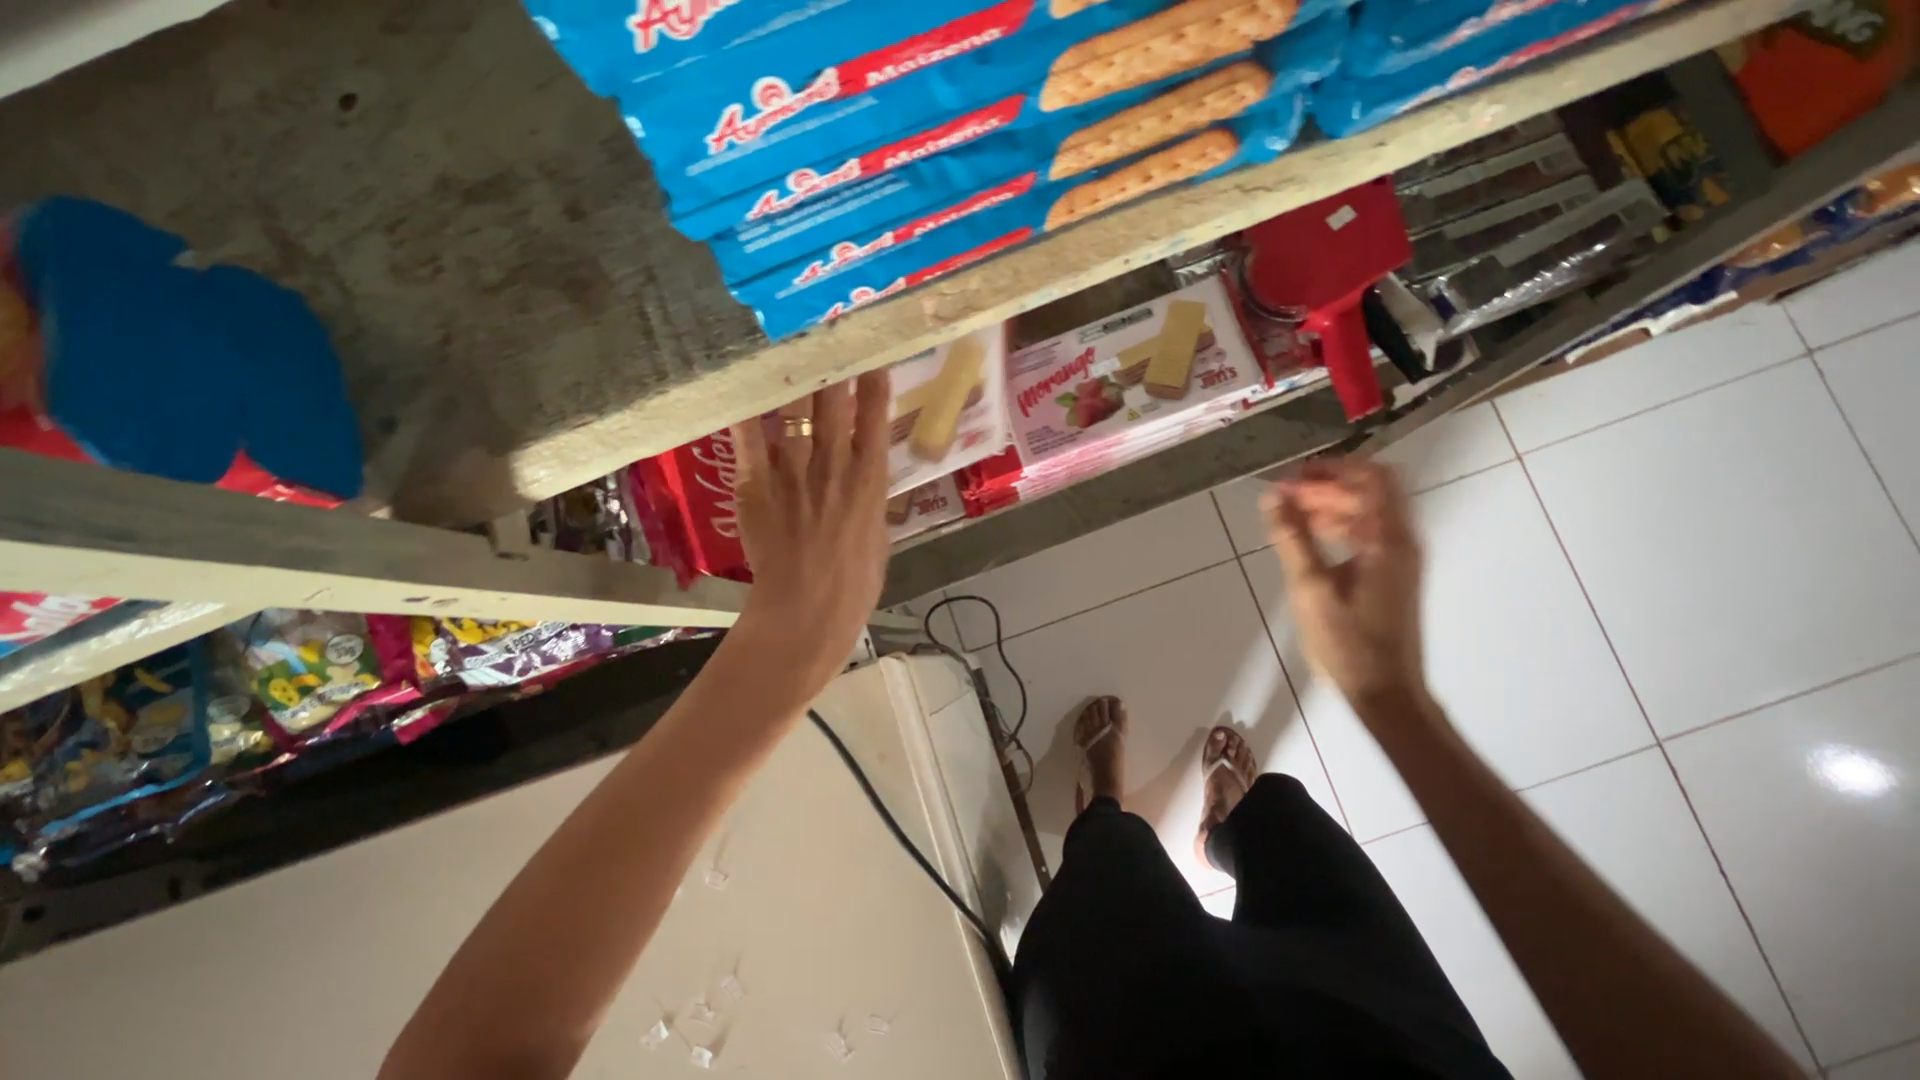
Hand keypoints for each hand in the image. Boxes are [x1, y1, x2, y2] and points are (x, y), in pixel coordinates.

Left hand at [727, 371, 892, 691]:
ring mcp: (793, 474)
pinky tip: (740, 389)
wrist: (807, 612)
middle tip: (831, 334)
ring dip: (793, 381)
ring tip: (789, 350)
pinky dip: (745, 415)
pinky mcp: (757, 487)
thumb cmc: (854, 586)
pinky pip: (749, 442)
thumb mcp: (879, 542)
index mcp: (869, 482)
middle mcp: (833, 467)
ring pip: (793, 414)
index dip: (874, 385)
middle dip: (834, 368)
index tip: (873, 357)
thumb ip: (873, 507)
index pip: (874, 421)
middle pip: (833, 407)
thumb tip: (871, 488)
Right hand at [1263, 458, 1431, 719]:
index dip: (1333, 468)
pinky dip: (1339, 529)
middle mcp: (1401, 543)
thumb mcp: (1311, 588)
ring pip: (1368, 515)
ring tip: (1290, 518)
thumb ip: (1292, 538)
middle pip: (1369, 494)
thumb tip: (1272, 496)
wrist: (1385, 693)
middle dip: (1325, 488)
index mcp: (1388, 540)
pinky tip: (1310, 544)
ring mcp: (1399, 562)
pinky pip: (1368, 537)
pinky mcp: (1392, 579)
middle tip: (1283, 498)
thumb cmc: (1347, 643)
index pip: (1372, 477)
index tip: (1294, 476)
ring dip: (1331, 508)